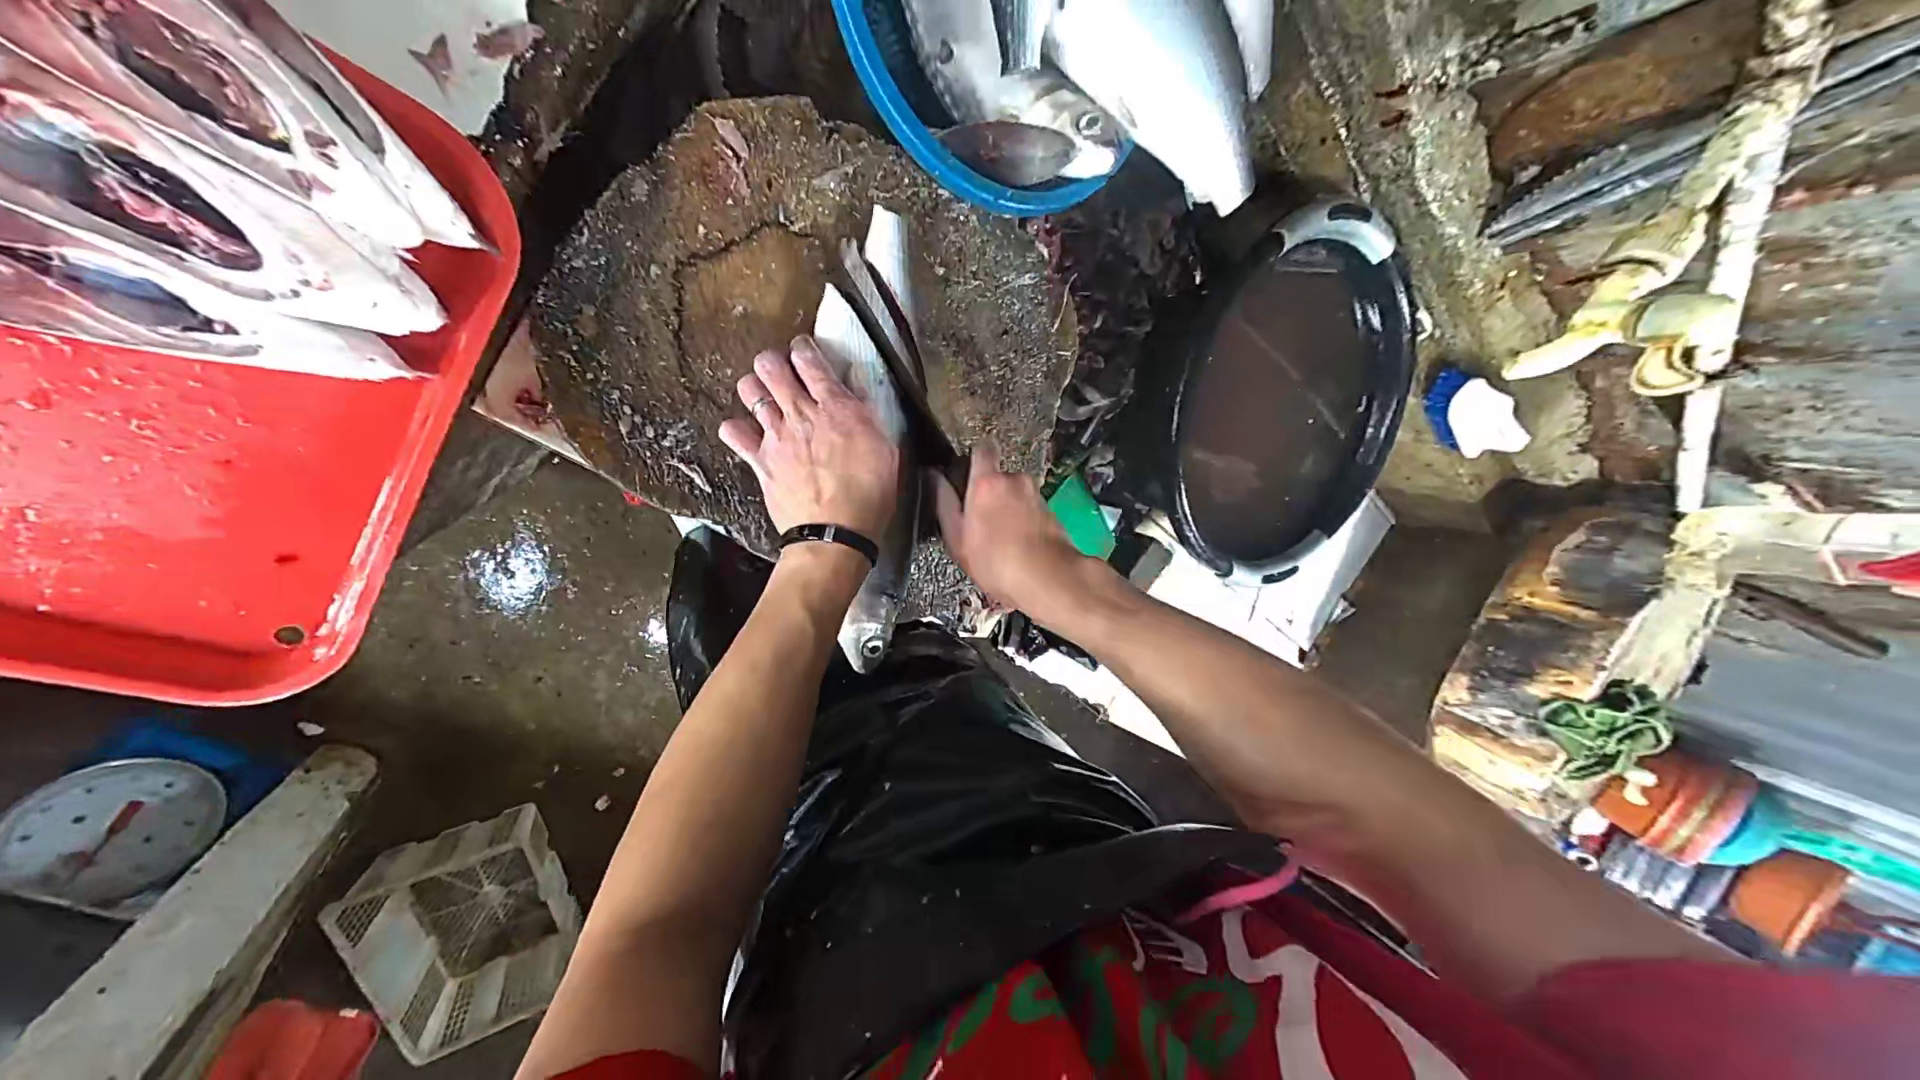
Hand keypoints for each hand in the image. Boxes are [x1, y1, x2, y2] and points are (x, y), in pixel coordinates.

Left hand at [719, 337, 898, 539]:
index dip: (804, 349)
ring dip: (755, 388)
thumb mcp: (887, 451)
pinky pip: (733, 432)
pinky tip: (747, 433)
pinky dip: (736, 429)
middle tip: (782, 372)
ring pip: (749, 389)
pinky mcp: (760, 461)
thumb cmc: (869, 497)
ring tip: (765, 398)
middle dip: (774, 362)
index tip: (805, 352)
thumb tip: (857, 394)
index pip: (810, 359)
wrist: (836, 535)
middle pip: (770, 364)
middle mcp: (802, 415)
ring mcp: (776, 436)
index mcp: (837, 408)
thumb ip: (868, 417)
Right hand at [930, 442, 1105, 620]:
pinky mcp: (1051, 512)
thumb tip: (934, 479)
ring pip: (1015, 495)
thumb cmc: (998, 562)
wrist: (1047, 579)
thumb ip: (944, 502)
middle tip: (979, 521)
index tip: (966, 474)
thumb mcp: (957, 538)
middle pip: (998, 477)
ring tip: (999, 539)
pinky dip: (1023, 522)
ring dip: (1008, 509)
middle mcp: (1015, 481)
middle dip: (989, 494)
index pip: (982, 449)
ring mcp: (1036, 495)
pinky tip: (1016, 546)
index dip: (973, 459)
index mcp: (987, 482)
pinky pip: (1030, 510)